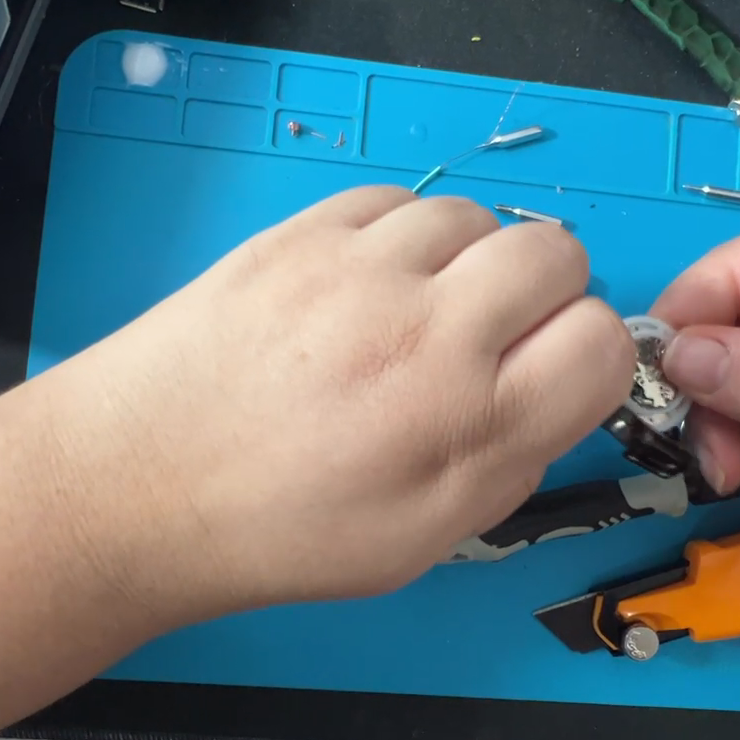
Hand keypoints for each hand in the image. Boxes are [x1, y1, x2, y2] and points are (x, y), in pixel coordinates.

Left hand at [24, 187, 633, 605]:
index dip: (587, 359)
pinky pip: (398, 201)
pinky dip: (403, 239)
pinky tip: (363, 286)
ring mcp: (358, 266)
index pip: (602, 341)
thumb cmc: (286, 532)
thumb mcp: (427, 538)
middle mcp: (426, 330)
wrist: (137, 486)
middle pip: (558, 252)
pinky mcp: (300, 229)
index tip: (548, 374)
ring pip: (477, 217)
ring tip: (415, 311)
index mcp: (469, 425)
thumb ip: (516, 458)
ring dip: (469, 263)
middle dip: (546, 295)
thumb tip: (555, 387)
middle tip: (490, 337)